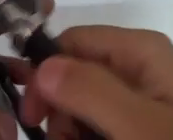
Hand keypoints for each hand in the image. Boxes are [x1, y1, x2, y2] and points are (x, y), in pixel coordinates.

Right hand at [14, 25, 172, 139]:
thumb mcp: (142, 131)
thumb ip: (92, 93)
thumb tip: (40, 65)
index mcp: (141, 51)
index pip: (72, 42)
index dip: (46, 75)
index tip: (30, 119)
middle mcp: (139, 68)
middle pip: (74, 76)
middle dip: (60, 115)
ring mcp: (142, 102)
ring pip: (82, 109)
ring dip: (71, 135)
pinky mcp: (141, 131)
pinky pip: (100, 129)